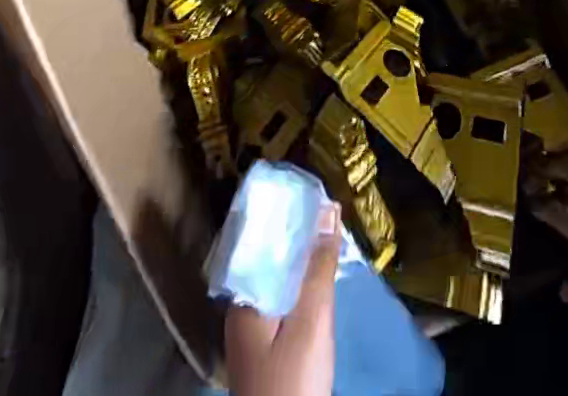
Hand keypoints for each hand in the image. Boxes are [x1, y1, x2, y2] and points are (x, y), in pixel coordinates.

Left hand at [224, 202, 341, 395]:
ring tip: (325, 233)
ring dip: (298, 257)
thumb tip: (327, 210)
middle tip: (325, 210)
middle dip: (293, 233)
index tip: (309, 191)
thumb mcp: (312, 320)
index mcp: (242, 295)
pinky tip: (316, 278)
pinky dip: (297, 282)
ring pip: (274, 278)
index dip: (284, 214)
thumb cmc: (294, 380)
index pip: (259, 238)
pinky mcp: (263, 348)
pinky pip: (278, 299)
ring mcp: (249, 330)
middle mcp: (239, 307)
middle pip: (265, 256)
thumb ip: (318, 267)